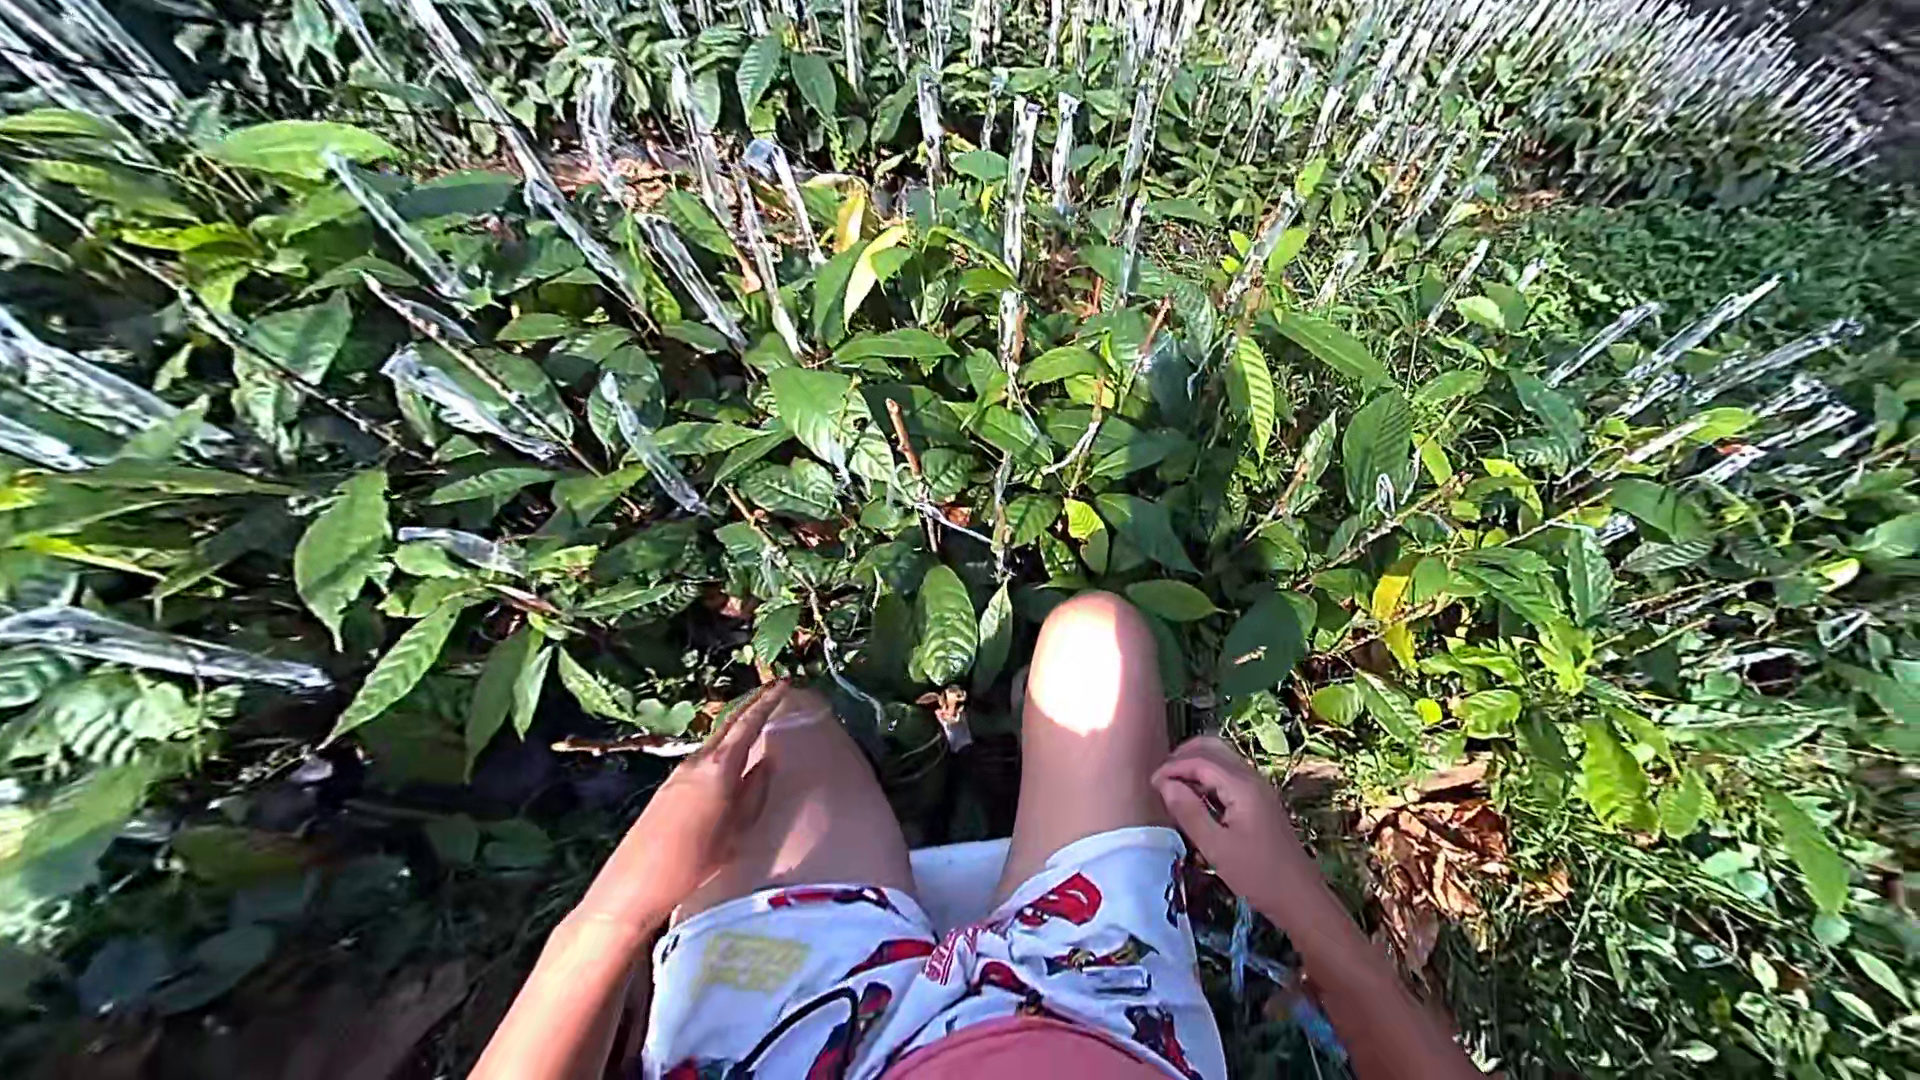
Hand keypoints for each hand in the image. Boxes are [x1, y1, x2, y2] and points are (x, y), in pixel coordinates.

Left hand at [573, 680, 785, 931]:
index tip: (785, 683)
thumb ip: (755, 793)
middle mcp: (699, 760)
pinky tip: (731, 753)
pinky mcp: (670, 785)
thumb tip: (766, 763)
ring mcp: (680, 771)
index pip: (748, 722)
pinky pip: (706, 753)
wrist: (631, 886)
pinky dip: (724, 742)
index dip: (768, 701)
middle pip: (729, 722)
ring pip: (716, 737)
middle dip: (753, 703)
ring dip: (737, 722)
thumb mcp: (737, 831)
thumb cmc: (693, 862)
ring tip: (758, 717)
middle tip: (775, 691)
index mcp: (720, 767)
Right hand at [1151, 736, 1318, 916]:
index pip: (1199, 760)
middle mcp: (1251, 778)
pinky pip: (1227, 771)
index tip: (1152, 785)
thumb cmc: (1258, 876)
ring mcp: (1258, 786)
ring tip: (1174, 786)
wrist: (1302, 900)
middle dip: (1181, 757)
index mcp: (1242, 787)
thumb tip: (1165, 784)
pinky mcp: (1259, 797)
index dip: (1171, 768)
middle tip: (1162, 780)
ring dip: (1193, 763)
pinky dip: (1206, 774)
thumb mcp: (1217, 848)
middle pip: (1211, 747)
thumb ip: (1188, 812)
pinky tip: (1196, 796)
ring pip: (1220, 756)